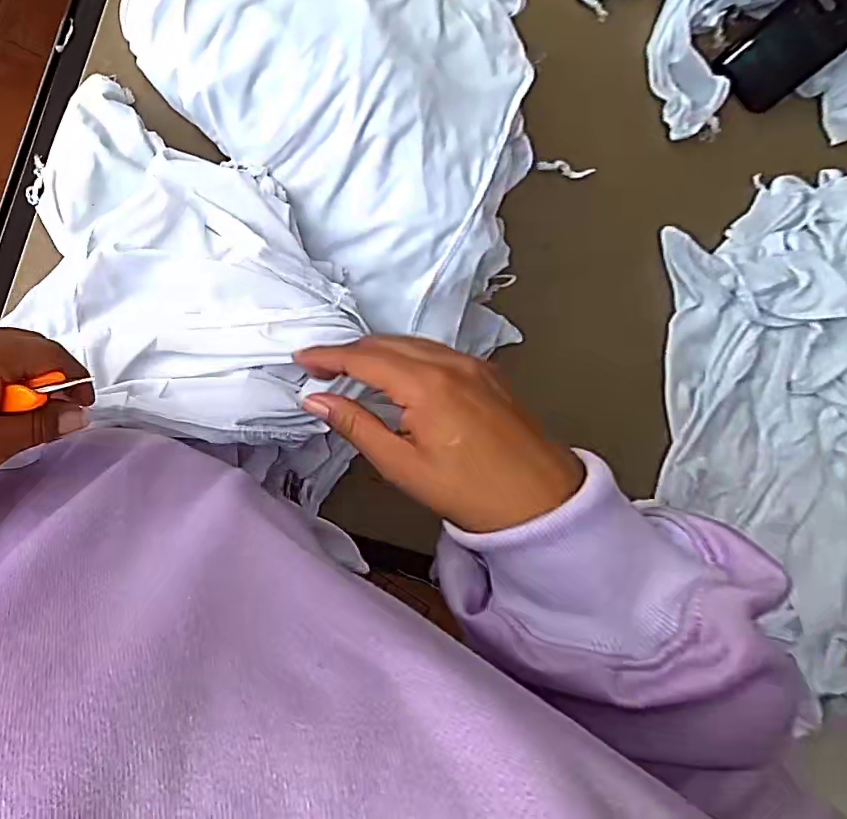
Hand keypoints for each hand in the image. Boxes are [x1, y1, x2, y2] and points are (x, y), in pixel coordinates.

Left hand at [0, 327, 91, 491]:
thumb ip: (40, 425)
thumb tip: (76, 415)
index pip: (54, 357)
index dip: (75, 383)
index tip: (79, 408)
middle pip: (34, 348)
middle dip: (48, 381)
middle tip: (46, 417)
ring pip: (9, 350)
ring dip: (22, 378)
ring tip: (11, 417)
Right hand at [294, 336, 585, 532]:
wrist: (543, 503)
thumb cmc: (473, 492)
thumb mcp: (402, 465)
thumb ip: (355, 425)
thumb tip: (316, 400)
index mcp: (426, 385)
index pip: (363, 358)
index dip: (327, 356)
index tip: (303, 360)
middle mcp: (449, 363)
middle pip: (384, 343)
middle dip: (348, 351)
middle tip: (320, 368)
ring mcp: (471, 363)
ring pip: (409, 342)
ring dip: (375, 351)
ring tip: (350, 370)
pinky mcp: (485, 371)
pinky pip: (434, 350)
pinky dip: (404, 354)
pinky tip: (395, 373)